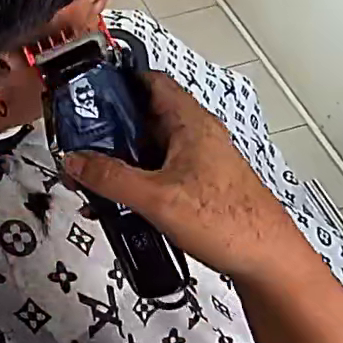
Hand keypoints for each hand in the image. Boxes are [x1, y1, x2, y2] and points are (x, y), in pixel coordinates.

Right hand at [62, 71, 310, 281]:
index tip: (89, 92)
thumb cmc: (231, 223)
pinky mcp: (198, 187)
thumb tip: (76, 162)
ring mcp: (198, 162)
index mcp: (191, 124)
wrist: (267, 261)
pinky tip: (118, 203)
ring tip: (92, 178)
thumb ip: (110, 178)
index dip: (119, 82)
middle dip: (109, 131)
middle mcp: (196, 137)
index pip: (152, 82)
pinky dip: (135, 182)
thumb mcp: (156, 198)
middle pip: (144, 118)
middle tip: (81, 144)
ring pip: (149, 149)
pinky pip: (158, 174)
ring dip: (120, 161)